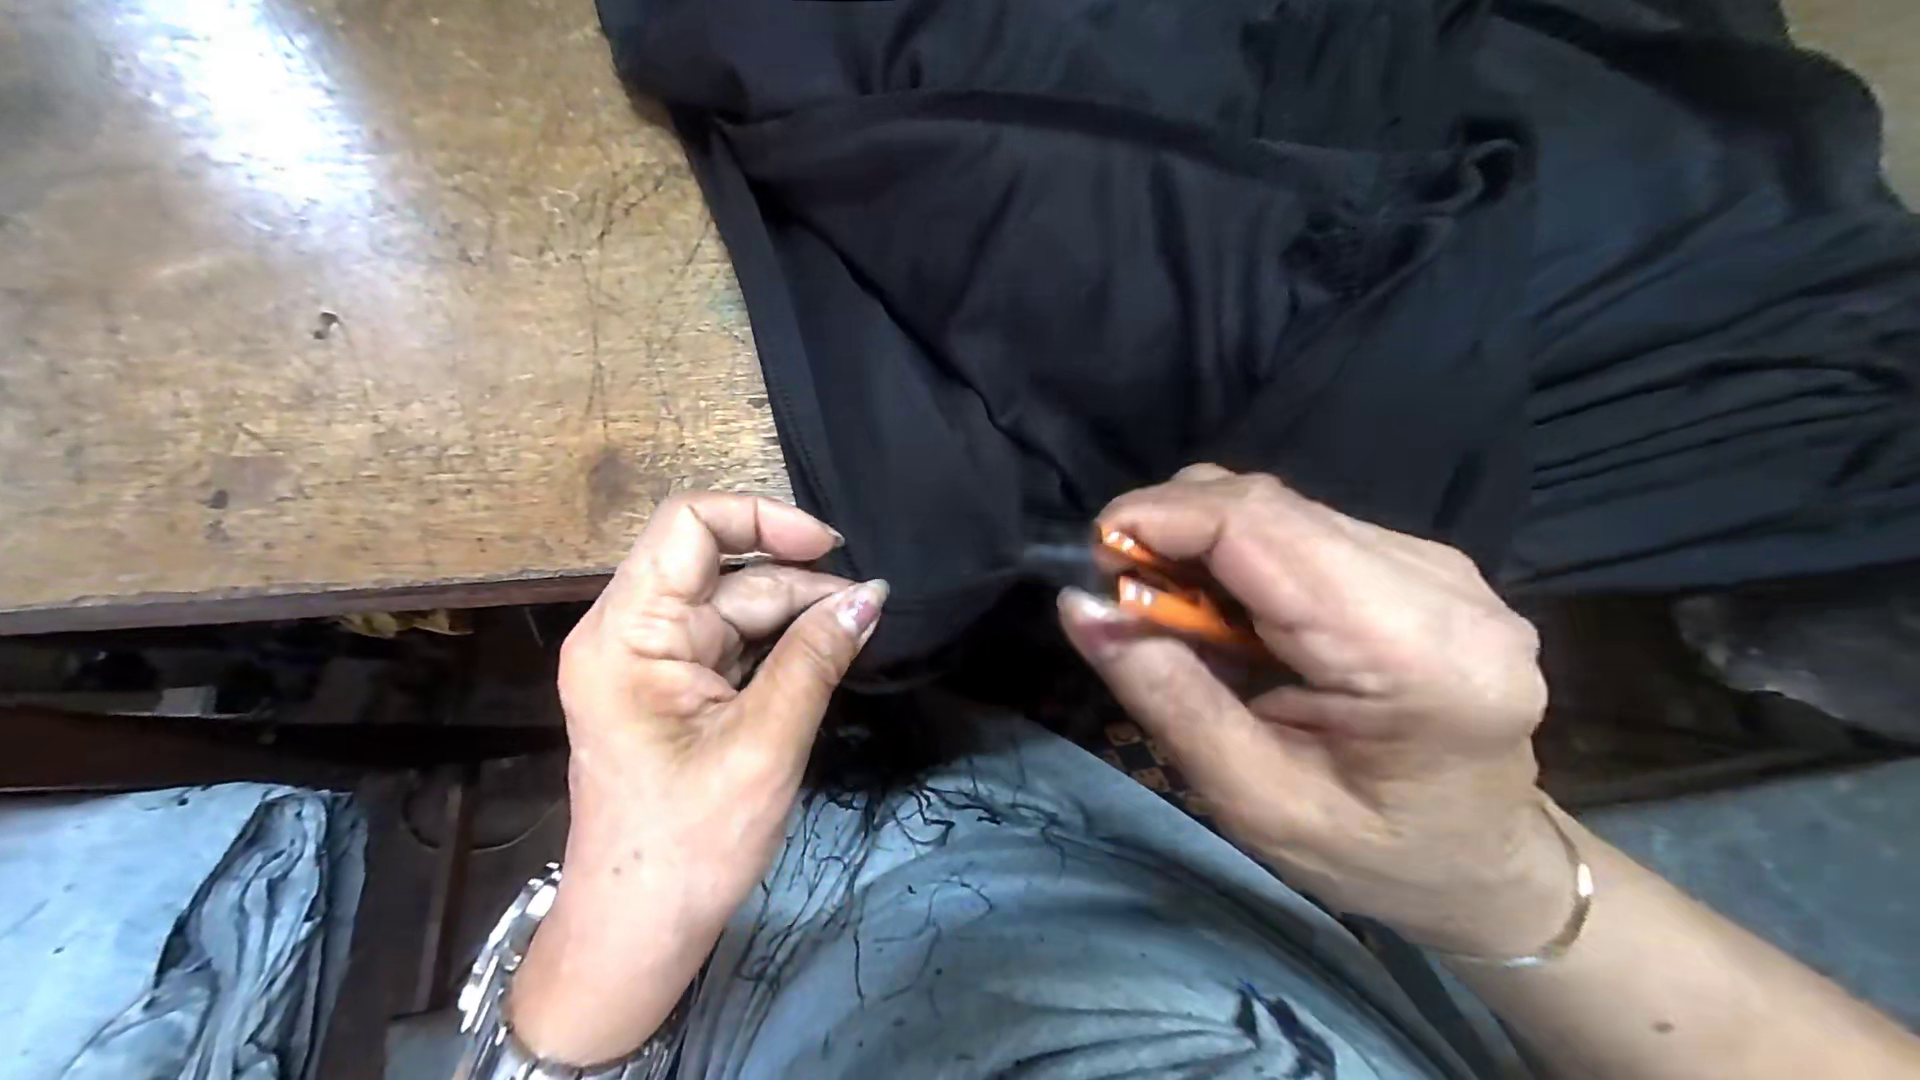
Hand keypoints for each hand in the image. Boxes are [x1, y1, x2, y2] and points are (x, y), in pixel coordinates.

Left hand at [510, 493, 886, 1064]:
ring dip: (800, 613)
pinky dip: (786, 642)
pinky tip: (828, 649)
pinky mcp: (680, 685)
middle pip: (723, 568)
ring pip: (738, 604)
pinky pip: (740, 641)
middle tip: (867, 606)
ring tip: (858, 628)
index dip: (760, 517)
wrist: (640, 932)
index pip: (688, 525)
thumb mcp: (765, 745)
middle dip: (798, 580)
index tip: (827, 546)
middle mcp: (634, 632)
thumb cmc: (690, 845)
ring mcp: (657, 660)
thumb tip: (871, 595)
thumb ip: (816, 659)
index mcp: (629, 635)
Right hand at [1058, 465, 1568, 957]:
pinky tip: (1225, 608)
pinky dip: (1234, 550)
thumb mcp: (1251, 799)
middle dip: (1170, 526)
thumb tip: (1080, 605)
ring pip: (1277, 505)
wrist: (1483, 862)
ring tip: (1170, 607)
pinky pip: (1296, 524)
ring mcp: (1434, 563)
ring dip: (1198, 539)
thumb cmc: (1370, 852)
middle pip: (1267, 503)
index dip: (1162, 517)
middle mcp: (1438, 585)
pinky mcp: (1416, 560)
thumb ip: (1166, 694)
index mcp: (1413, 654)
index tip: (1094, 553)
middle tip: (1121, 590)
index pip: (1262, 528)